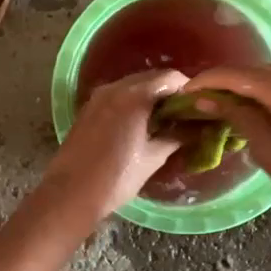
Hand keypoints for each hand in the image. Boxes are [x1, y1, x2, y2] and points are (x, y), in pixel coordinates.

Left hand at [36, 69, 188, 225]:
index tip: (199, 107)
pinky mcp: (87, 108)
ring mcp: (97, 96)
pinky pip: (117, 95)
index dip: (188, 90)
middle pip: (150, 77)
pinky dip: (132, 102)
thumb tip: (197, 128)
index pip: (170, 77)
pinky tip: (140, 124)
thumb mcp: (153, 157)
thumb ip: (176, 137)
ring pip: (132, 85)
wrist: (70, 193)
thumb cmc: (116, 177)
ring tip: (164, 121)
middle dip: (169, 92)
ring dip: (150, 96)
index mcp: (134, 95)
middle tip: (184, 114)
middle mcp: (114, 88)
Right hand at [182, 66, 270, 253]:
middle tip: (204, 104)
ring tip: (231, 113)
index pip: (238, 75)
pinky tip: (266, 118)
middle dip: (231, 85)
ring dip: (255, 92)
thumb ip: (240, 119)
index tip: (186, 93)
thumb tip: (209, 99)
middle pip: (261, 72)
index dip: (208, 81)